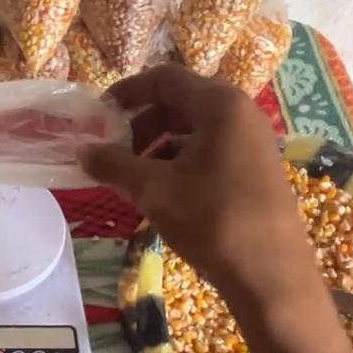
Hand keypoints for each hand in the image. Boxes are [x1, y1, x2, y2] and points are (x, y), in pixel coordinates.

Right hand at [79, 64, 319, 313]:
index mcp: (219, 105)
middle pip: (179, 103)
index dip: (127, 92)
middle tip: (112, 152)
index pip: (164, 78)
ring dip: (156, 147)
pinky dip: (178, 163)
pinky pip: (208, 151)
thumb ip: (114, 164)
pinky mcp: (253, 169)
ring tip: (131, 179)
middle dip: (140, 124)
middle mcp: (239, 114)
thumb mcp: (154, 190)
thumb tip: (82, 151)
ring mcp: (250, 142)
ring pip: (192, 130)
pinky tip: (160, 194)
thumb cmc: (212, 220)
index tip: (98, 115)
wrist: (270, 274)